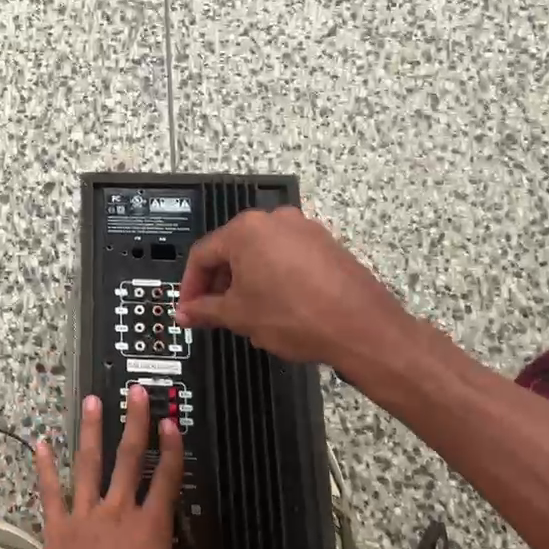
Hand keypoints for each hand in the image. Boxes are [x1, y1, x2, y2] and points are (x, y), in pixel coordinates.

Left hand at [0, 387, 230, 548]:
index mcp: (150, 532)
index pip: (166, 481)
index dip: (172, 450)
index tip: (173, 421)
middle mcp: (117, 515)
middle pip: (128, 460)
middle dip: (135, 423)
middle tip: (136, 391)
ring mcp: (83, 518)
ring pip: (88, 464)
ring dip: (90, 431)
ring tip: (92, 400)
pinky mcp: (56, 530)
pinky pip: (50, 492)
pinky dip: (44, 466)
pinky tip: (39, 442)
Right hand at [173, 206, 416, 369]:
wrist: (360, 328)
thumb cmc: (300, 315)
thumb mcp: (238, 315)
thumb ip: (206, 310)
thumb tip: (188, 312)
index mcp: (246, 230)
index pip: (202, 255)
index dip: (190, 285)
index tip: (189, 306)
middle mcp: (275, 221)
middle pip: (231, 249)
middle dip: (218, 282)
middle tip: (211, 311)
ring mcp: (304, 230)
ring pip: (260, 253)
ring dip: (246, 280)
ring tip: (244, 312)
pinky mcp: (325, 245)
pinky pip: (286, 257)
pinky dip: (273, 277)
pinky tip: (274, 305)